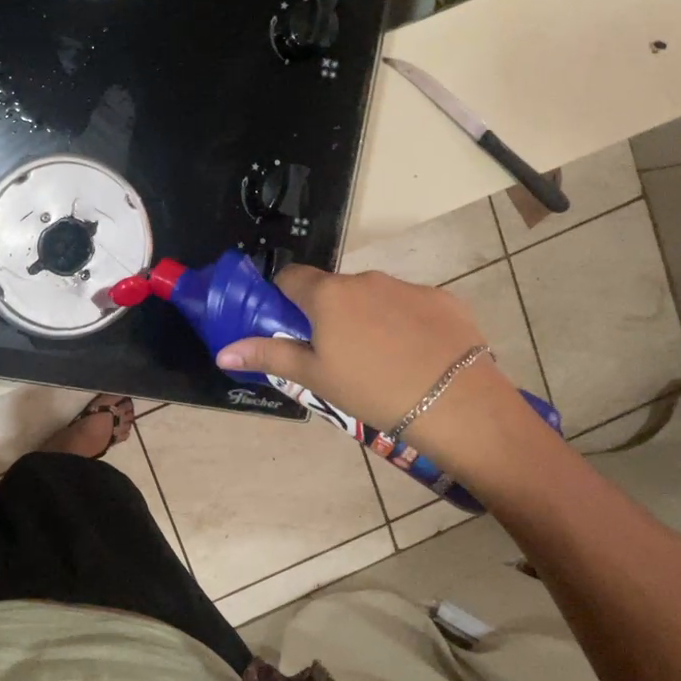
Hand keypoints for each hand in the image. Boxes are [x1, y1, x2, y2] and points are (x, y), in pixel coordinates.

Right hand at [214, 266, 529, 472]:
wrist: (457, 403)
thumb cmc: (371, 390)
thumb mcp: (314, 377)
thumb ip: (268, 355)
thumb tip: (223, 352)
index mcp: (327, 295)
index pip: (290, 277)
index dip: (282, 298)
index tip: (285, 326)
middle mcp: (365, 280)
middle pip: (332, 289)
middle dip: (325, 313)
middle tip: (331, 354)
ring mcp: (407, 287)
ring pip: (371, 297)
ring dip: (364, 318)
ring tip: (376, 361)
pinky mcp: (443, 300)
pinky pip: (408, 306)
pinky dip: (402, 324)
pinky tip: (411, 358)